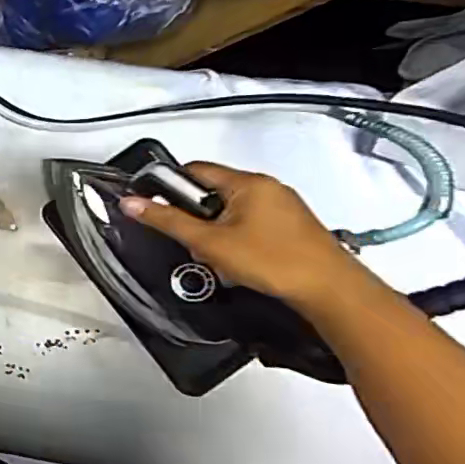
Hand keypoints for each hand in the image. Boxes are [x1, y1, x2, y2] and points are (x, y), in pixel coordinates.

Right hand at [117, 162, 388, 308]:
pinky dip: (233, 235)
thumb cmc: (273, 262)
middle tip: (189, 238)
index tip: (154, 205)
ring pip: (228, 208)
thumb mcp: (208, 242)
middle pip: (210, 190)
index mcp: (248, 183)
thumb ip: (166, 219)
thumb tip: (131, 202)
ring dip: (213, 228)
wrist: (333, 293)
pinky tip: (235, 259)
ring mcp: (283, 206)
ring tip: (214, 253)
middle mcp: (268, 187)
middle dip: (193, 214)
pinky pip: (248, 220)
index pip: (193, 170)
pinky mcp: (291, 226)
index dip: (168, 185)